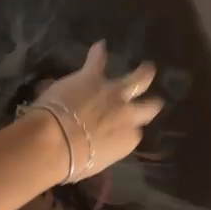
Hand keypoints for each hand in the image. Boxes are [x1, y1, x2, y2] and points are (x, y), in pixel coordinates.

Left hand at [31, 42, 162, 181]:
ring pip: (139, 79)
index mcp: (127, 140)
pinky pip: (98, 60)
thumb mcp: (92, 163)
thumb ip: (101, 150)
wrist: (55, 142)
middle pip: (148, 107)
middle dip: (150, 104)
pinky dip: (98, 53)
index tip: (121, 130)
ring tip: (148, 68)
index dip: (127, 130)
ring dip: (143, 73)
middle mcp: (128, 115)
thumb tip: (92, 148)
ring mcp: (113, 93)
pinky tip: (100, 45)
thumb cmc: (71, 162)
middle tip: (155, 101)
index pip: (134, 134)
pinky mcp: (92, 77)